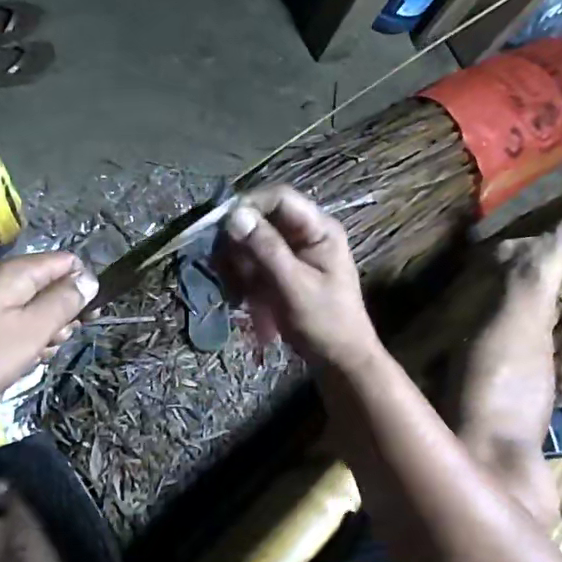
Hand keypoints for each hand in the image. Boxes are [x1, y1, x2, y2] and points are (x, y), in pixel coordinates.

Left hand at [0, 251, 96, 418]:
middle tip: (52, 343)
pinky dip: (21, 345)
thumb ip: (64, 302)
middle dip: (62, 317)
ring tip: (30, 358)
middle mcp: (2, 281)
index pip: (67, 263)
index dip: (84, 286)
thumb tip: (91, 279)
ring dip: (42, 336)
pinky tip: (14, 365)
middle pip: (52, 288)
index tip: (88, 317)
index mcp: (16, 273)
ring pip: (34, 312)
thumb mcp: (32, 330)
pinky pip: (14, 328)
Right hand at [218, 185, 380, 369]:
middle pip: (259, 220)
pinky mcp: (280, 273)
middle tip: (226, 271)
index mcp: (318, 229)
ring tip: (238, 294)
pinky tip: (241, 300)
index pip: (279, 198)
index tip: (221, 227)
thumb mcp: (294, 286)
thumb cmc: (325, 323)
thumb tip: (234, 215)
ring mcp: (291, 254)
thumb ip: (266, 249)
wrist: (340, 363)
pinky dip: (242, 280)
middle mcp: (304, 235)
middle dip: (238, 244)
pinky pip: (252, 265)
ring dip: (237, 266)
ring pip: (250, 244)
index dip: (248, 206)